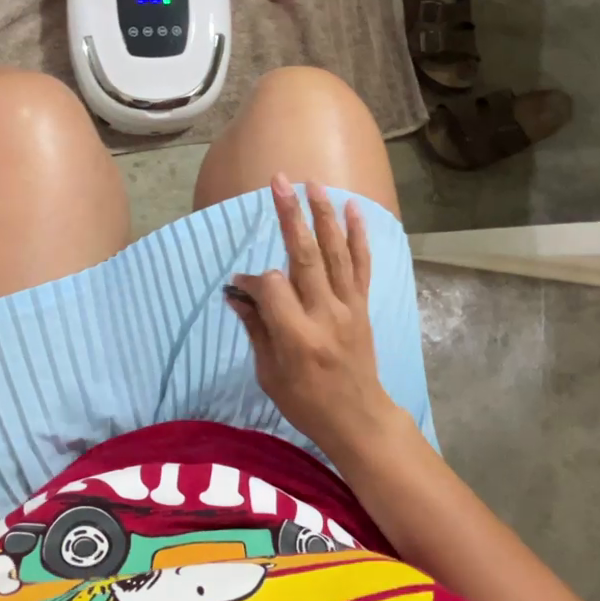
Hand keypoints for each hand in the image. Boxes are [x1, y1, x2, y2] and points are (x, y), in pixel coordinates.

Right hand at [228, 174, 402, 455]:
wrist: (357, 418)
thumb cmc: (305, 403)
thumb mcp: (269, 373)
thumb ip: (256, 327)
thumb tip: (237, 292)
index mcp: (297, 336)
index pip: (272, 287)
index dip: (252, 279)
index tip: (240, 286)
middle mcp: (325, 314)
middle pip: (306, 256)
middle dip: (290, 216)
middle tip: (278, 182)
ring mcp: (348, 307)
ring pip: (335, 253)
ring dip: (323, 215)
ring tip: (313, 183)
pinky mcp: (362, 305)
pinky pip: (361, 265)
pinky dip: (358, 235)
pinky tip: (353, 208)